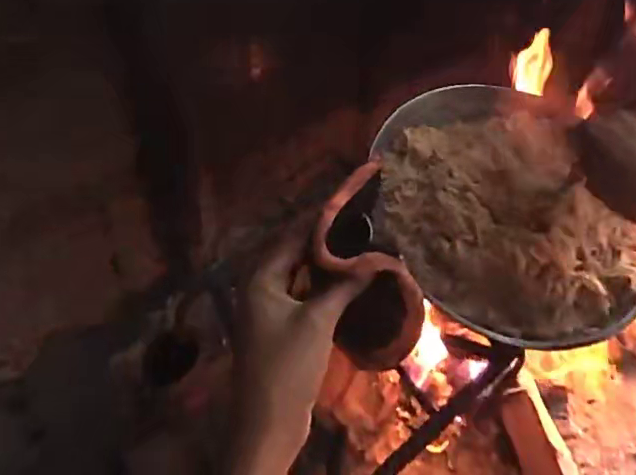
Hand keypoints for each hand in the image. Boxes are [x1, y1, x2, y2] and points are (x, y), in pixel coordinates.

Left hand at [228, 214, 370, 474]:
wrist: (268, 429)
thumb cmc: (288, 367)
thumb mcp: (319, 320)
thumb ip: (344, 285)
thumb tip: (375, 259)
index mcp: (261, 278)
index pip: (292, 236)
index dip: (320, 221)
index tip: (349, 207)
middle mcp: (260, 287)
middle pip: (295, 253)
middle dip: (325, 242)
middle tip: (358, 226)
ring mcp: (268, 309)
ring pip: (300, 274)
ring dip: (325, 264)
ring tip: (357, 248)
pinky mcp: (279, 327)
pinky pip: (302, 294)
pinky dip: (321, 286)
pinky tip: (345, 281)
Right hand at [575, 87, 635, 225]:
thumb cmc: (632, 197)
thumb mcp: (598, 187)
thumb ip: (584, 165)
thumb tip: (577, 156)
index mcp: (590, 132)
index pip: (571, 127)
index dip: (574, 138)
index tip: (578, 150)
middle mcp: (608, 115)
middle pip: (596, 117)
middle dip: (598, 131)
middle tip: (606, 149)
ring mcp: (633, 111)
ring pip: (618, 107)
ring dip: (617, 119)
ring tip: (627, 136)